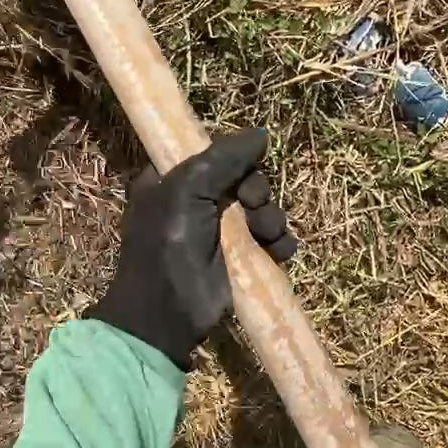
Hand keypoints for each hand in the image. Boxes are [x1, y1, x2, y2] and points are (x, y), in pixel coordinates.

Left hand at [87, 128, 297, 368]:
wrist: (166, 312)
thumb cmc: (168, 244)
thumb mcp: (187, 190)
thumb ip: (223, 158)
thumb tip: (262, 134)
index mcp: (176, 180)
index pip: (217, 156)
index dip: (236, 161)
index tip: (241, 173)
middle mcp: (200, 203)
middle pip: (246, 181)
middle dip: (257, 193)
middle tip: (253, 205)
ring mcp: (222, 233)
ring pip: (263, 210)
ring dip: (272, 219)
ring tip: (267, 235)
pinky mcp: (242, 260)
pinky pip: (273, 240)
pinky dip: (280, 242)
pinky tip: (280, 250)